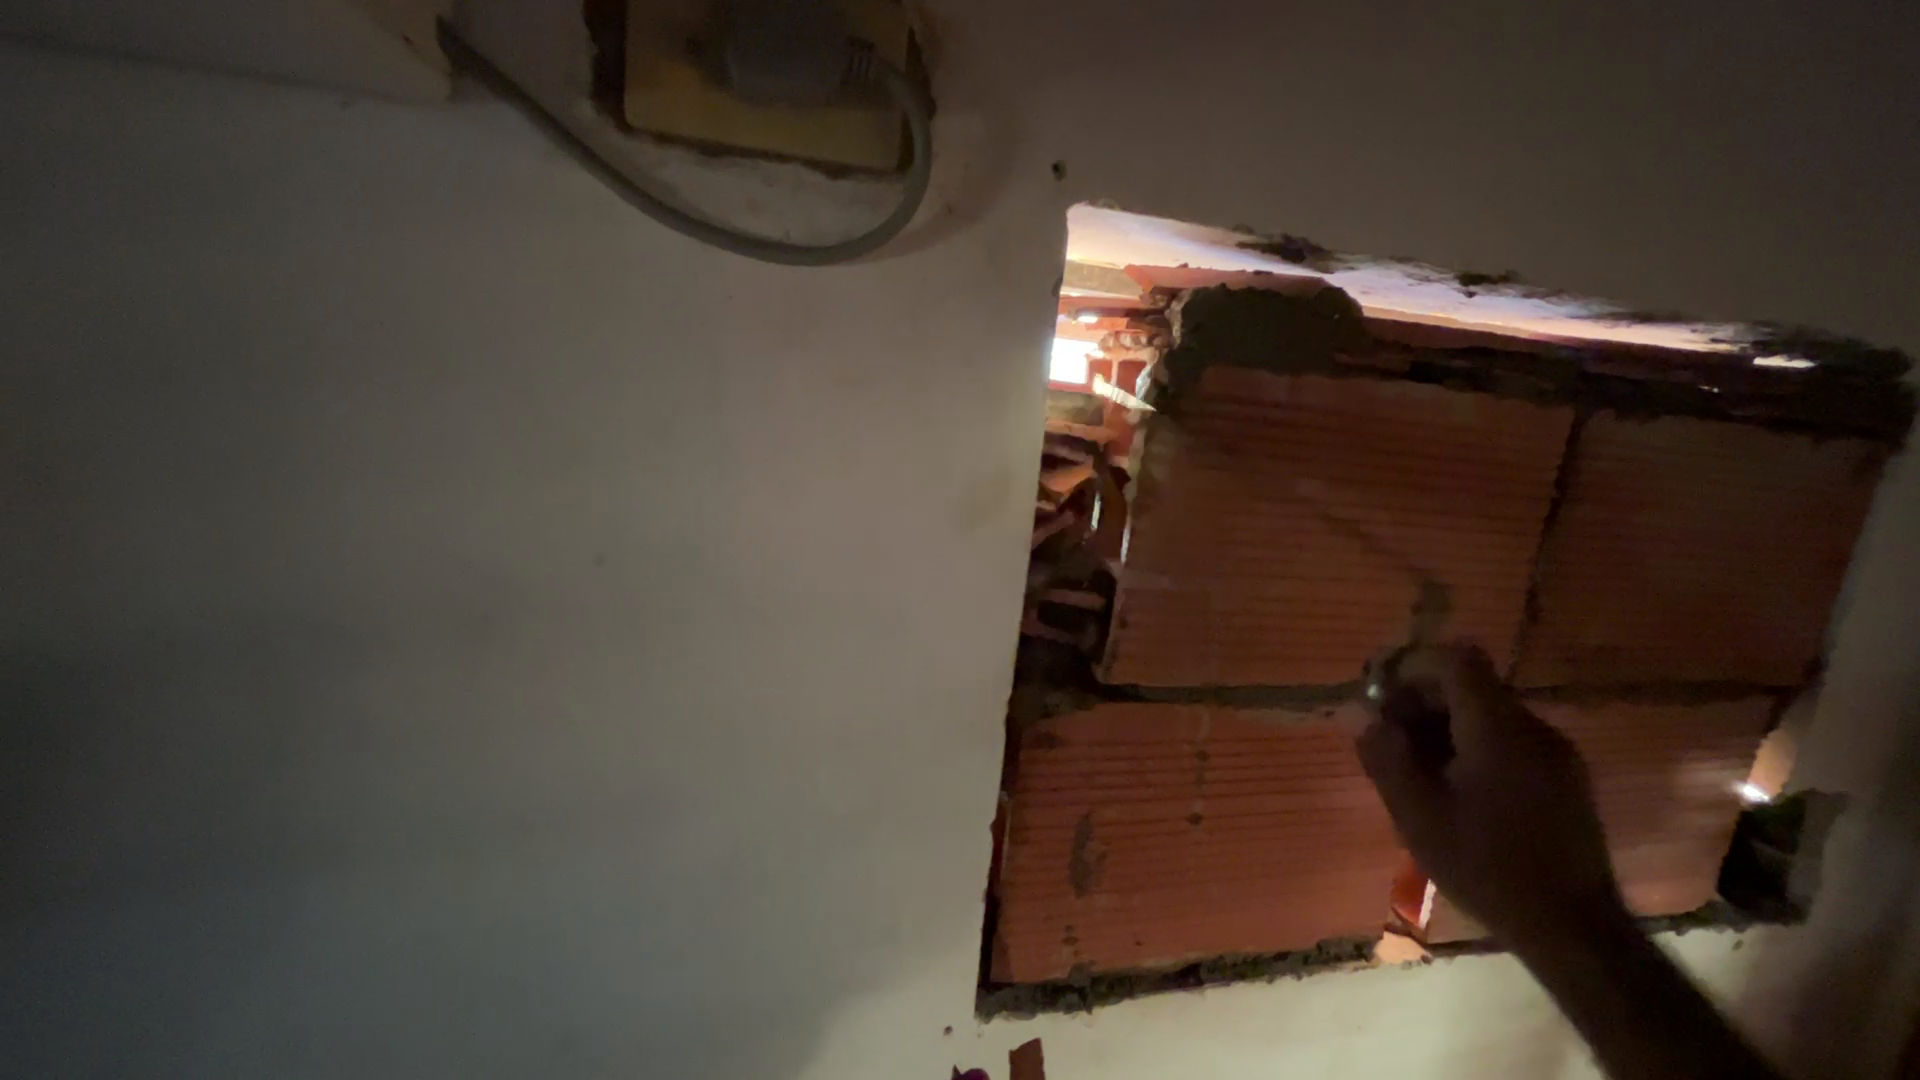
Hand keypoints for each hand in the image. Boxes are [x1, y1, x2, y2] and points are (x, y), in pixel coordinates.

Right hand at [1357, 644, 1626, 945]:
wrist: (1572, 929)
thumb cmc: (1486, 867)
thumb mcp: (1416, 815)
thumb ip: (1386, 757)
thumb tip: (1368, 719)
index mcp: (1498, 730)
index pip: (1456, 661)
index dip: (1412, 666)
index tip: (1381, 695)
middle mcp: (1533, 729)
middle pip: (1470, 686)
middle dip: (1421, 700)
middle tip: (1388, 735)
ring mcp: (1556, 754)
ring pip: (1488, 713)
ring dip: (1444, 725)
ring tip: (1414, 767)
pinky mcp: (1565, 778)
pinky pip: (1508, 739)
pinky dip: (1471, 745)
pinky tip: (1454, 787)